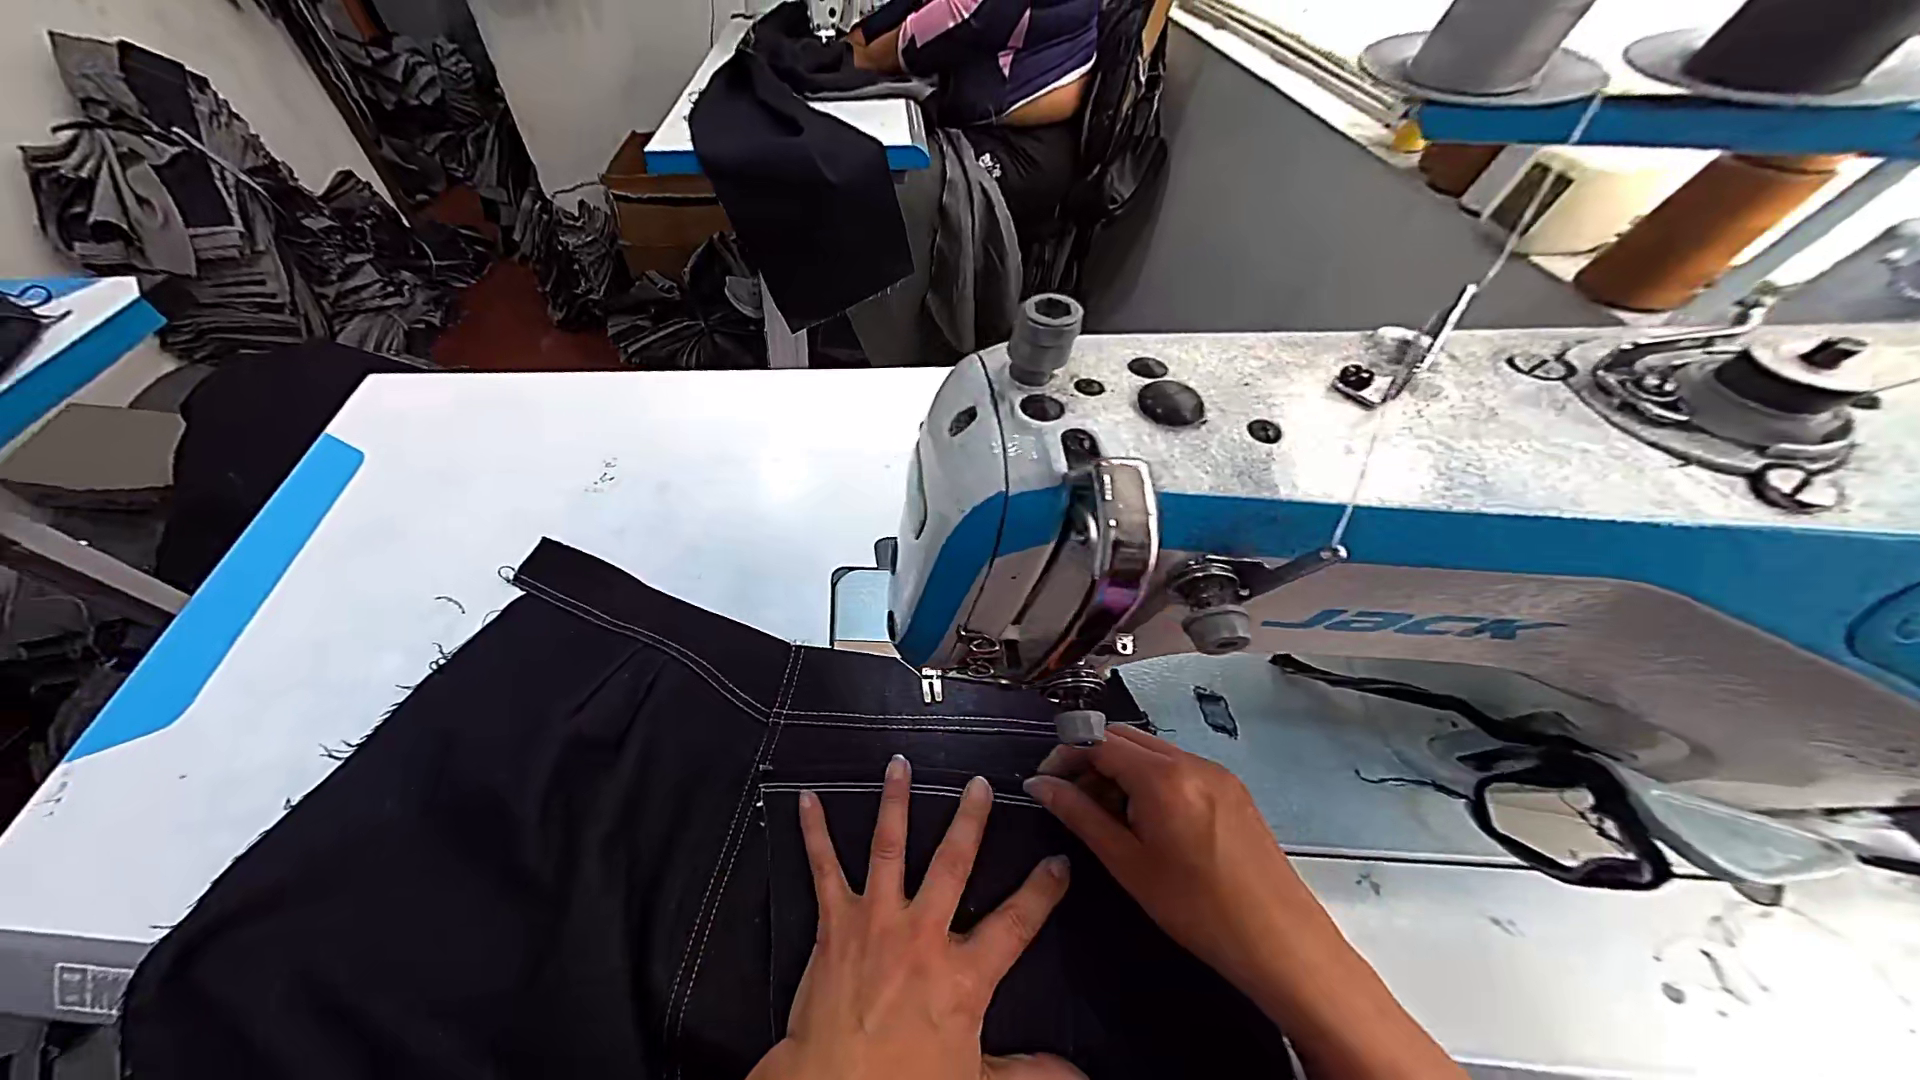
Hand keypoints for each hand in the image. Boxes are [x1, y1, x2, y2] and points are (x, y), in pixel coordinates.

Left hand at [748, 755, 1084, 1079]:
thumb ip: (1030, 1075)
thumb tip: (1079, 1076)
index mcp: (960, 975)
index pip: (1014, 924)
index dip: (1041, 893)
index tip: (1058, 862)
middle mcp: (921, 934)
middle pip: (953, 864)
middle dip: (970, 821)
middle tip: (979, 785)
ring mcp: (876, 920)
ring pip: (890, 847)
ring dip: (895, 802)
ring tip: (900, 764)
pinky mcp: (835, 923)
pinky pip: (823, 868)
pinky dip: (814, 833)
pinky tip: (807, 800)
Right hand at [1021, 726, 1328, 994]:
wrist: (1282, 943)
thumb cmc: (1199, 910)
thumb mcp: (1127, 864)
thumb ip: (1079, 815)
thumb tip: (1041, 785)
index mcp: (1163, 777)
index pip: (1098, 740)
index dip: (1066, 754)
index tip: (1047, 781)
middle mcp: (1191, 761)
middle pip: (1124, 737)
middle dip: (1091, 758)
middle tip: (1072, 797)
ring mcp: (1215, 771)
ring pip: (1150, 750)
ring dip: (1119, 768)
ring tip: (1107, 813)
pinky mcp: (1231, 786)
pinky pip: (1176, 766)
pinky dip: (1149, 778)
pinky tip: (1146, 818)